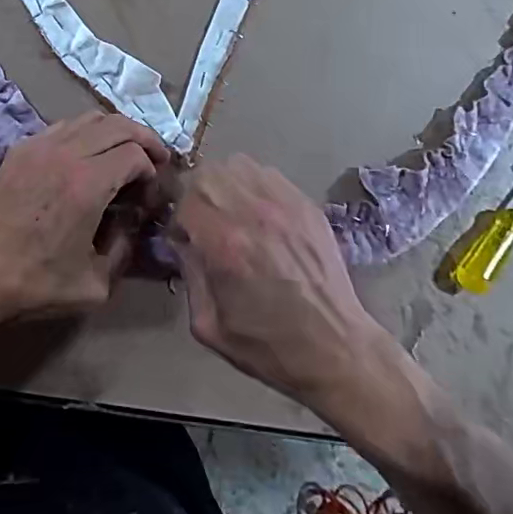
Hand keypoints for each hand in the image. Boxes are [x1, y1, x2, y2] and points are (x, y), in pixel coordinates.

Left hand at [0, 112, 169, 326]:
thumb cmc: (34, 283)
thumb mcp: (95, 284)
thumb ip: (125, 248)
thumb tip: (134, 222)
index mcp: (87, 184)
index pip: (136, 155)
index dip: (152, 172)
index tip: (149, 197)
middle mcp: (66, 154)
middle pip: (119, 125)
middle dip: (145, 141)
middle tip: (155, 161)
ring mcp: (40, 146)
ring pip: (91, 118)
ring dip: (116, 132)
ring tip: (126, 154)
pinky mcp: (22, 149)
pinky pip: (65, 126)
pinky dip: (86, 133)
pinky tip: (88, 156)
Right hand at [170, 155, 399, 408]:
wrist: (334, 348)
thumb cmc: (267, 345)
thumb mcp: (208, 324)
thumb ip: (189, 274)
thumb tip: (183, 243)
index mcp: (224, 243)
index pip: (184, 202)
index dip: (178, 222)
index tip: (184, 241)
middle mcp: (253, 212)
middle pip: (208, 174)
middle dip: (197, 196)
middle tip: (204, 224)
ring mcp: (284, 203)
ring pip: (238, 166)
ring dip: (225, 185)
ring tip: (231, 213)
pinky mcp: (306, 204)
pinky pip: (269, 175)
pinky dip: (254, 186)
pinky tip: (260, 214)